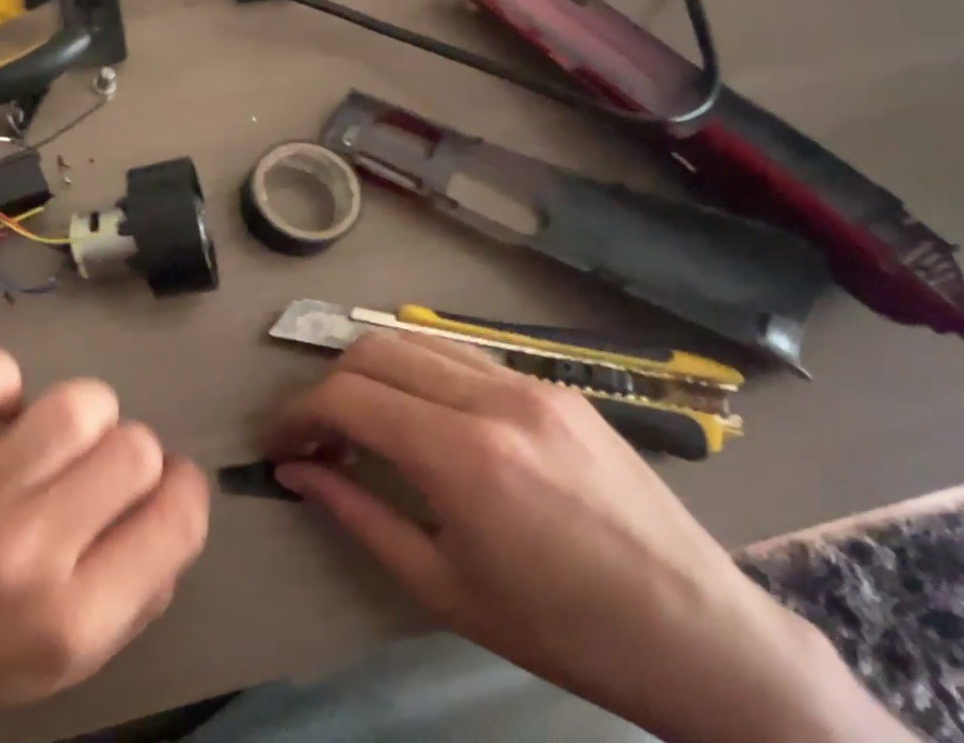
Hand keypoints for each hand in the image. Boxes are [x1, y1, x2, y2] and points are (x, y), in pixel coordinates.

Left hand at [0, 349, 208, 742]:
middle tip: (98, 479)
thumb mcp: (72, 661)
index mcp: (75, 616)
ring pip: (76, 405)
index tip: (162, 492)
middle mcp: (28, 547)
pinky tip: (0, 412)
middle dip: (134, 459)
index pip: (177, 518)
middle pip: (134, 449)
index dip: (184, 493)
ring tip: (57, 443)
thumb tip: (171, 505)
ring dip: (85, 417)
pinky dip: (0, 381)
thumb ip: (140, 592)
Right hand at [269, 332, 914, 742]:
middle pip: (372, 351)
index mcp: (463, 455)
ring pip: (416, 341)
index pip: (345, 397)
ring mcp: (533, 386)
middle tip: (316, 439)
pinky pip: (464, 356)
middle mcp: (495, 399)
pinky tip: (422, 419)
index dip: (294, 415)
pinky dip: (419, 372)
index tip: (277, 447)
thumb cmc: (558, 627)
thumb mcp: (438, 583)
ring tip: (363, 425)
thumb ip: (355, 513)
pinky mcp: (559, 390)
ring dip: (370, 373)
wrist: (700, 637)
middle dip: (326, 388)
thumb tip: (296, 470)